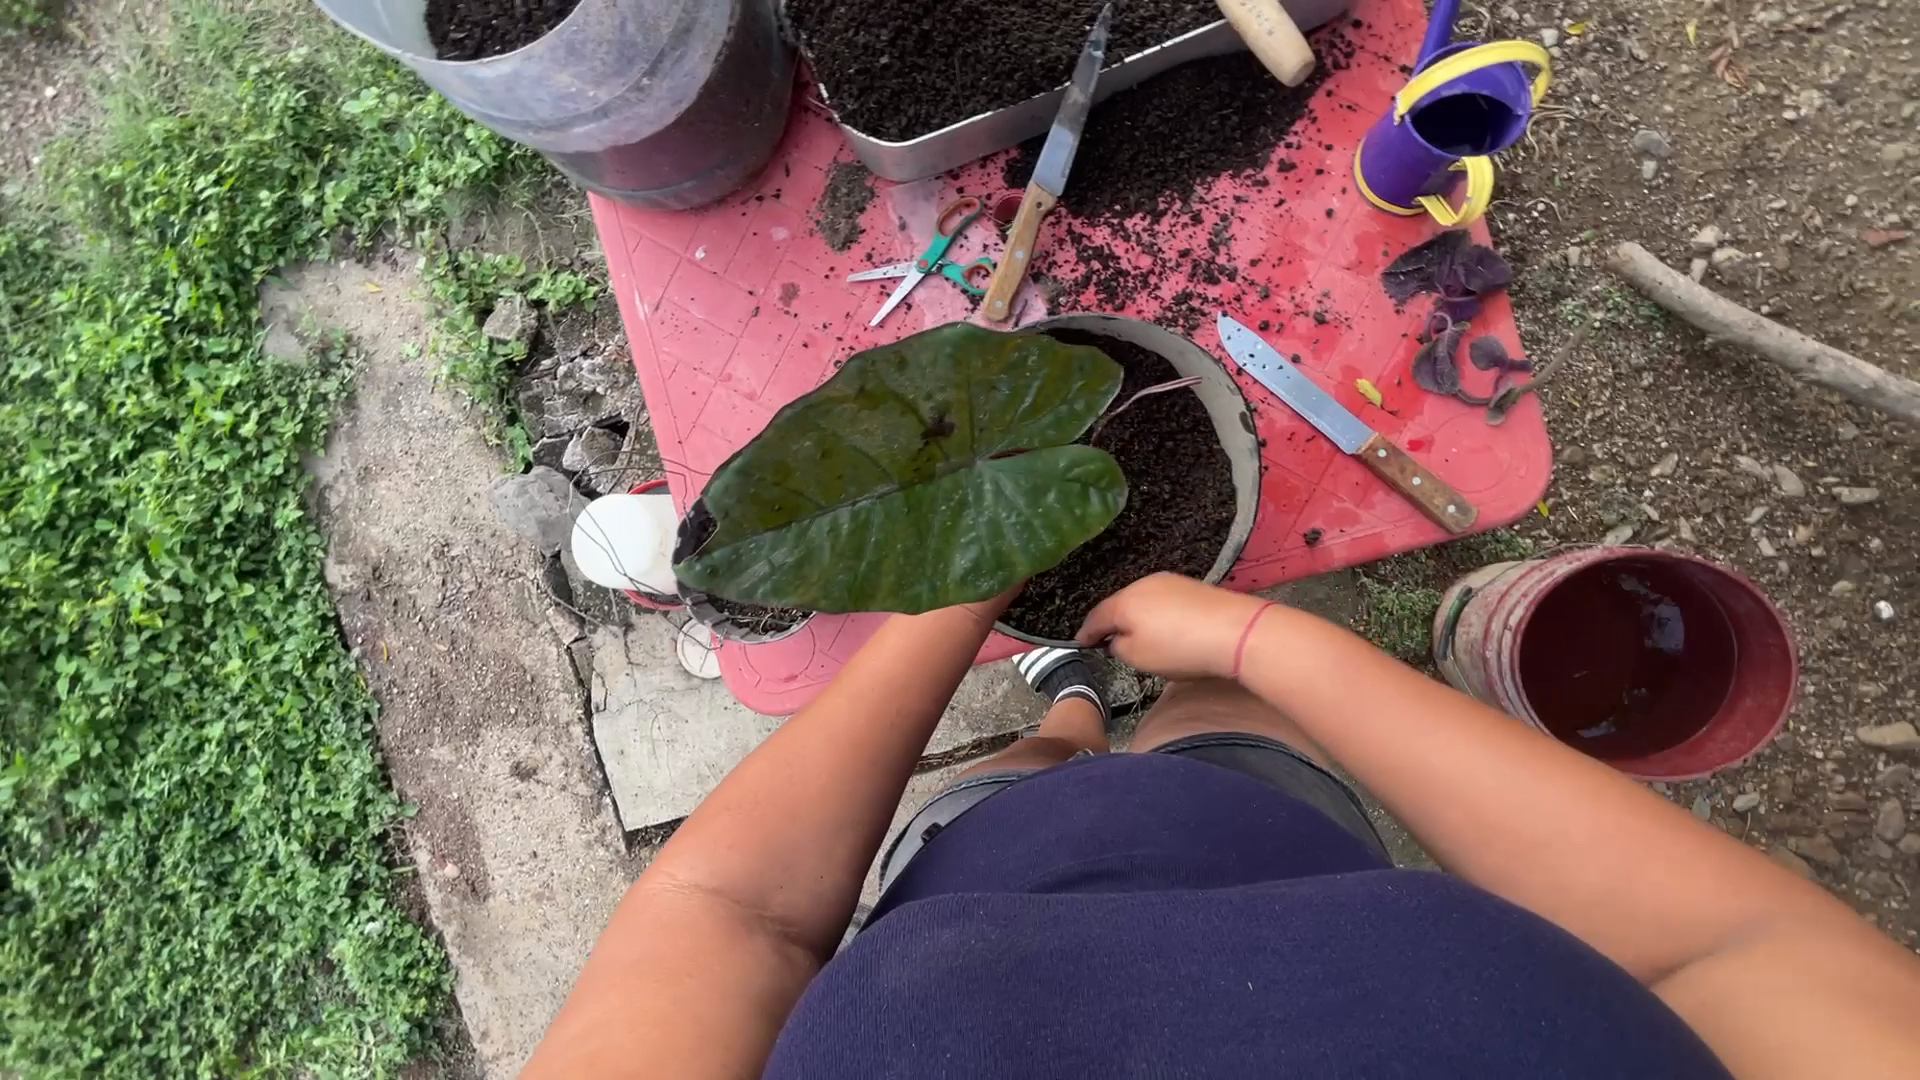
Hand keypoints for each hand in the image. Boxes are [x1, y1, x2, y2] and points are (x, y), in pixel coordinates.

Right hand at [1075, 573, 1272, 680]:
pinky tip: (1166, 628)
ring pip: (1143, 600)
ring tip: (1139, 636)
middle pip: (1120, 605)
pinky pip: (1164, 600)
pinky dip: (1158, 614)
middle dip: (1113, 622)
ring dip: (1137, 617)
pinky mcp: (1192, 586)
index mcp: (1124, 602)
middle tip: (1109, 641)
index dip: (1086, 633)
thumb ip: (1118, 647)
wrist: (1236, 631)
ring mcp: (1169, 582)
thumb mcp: (1139, 658)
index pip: (1096, 617)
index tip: (1080, 643)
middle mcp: (1143, 585)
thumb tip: (1117, 640)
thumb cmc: (1180, 648)